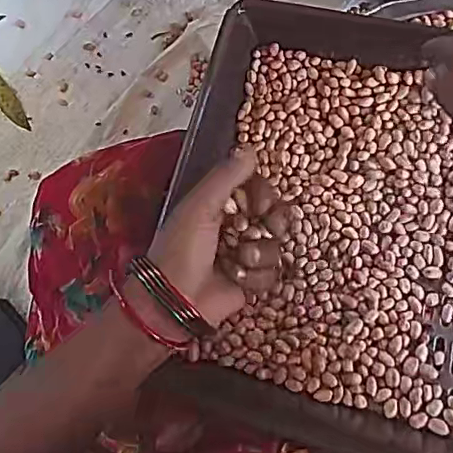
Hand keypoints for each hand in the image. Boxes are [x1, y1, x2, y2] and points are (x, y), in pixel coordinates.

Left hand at [147, 148, 263, 327]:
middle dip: (271, 223)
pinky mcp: (253, 282)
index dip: (264, 195)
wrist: (175, 301)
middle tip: (260, 228)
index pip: (257, 189)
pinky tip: (239, 279)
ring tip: (238, 260)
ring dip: (259, 253)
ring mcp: (245, 254)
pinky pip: (274, 272)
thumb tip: (250, 150)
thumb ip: (225, 177)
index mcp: (219, 204)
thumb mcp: (200, 207)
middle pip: (274, 214)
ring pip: (277, 245)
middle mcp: (235, 226)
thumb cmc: (181, 249)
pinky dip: (257, 277)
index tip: (259, 205)